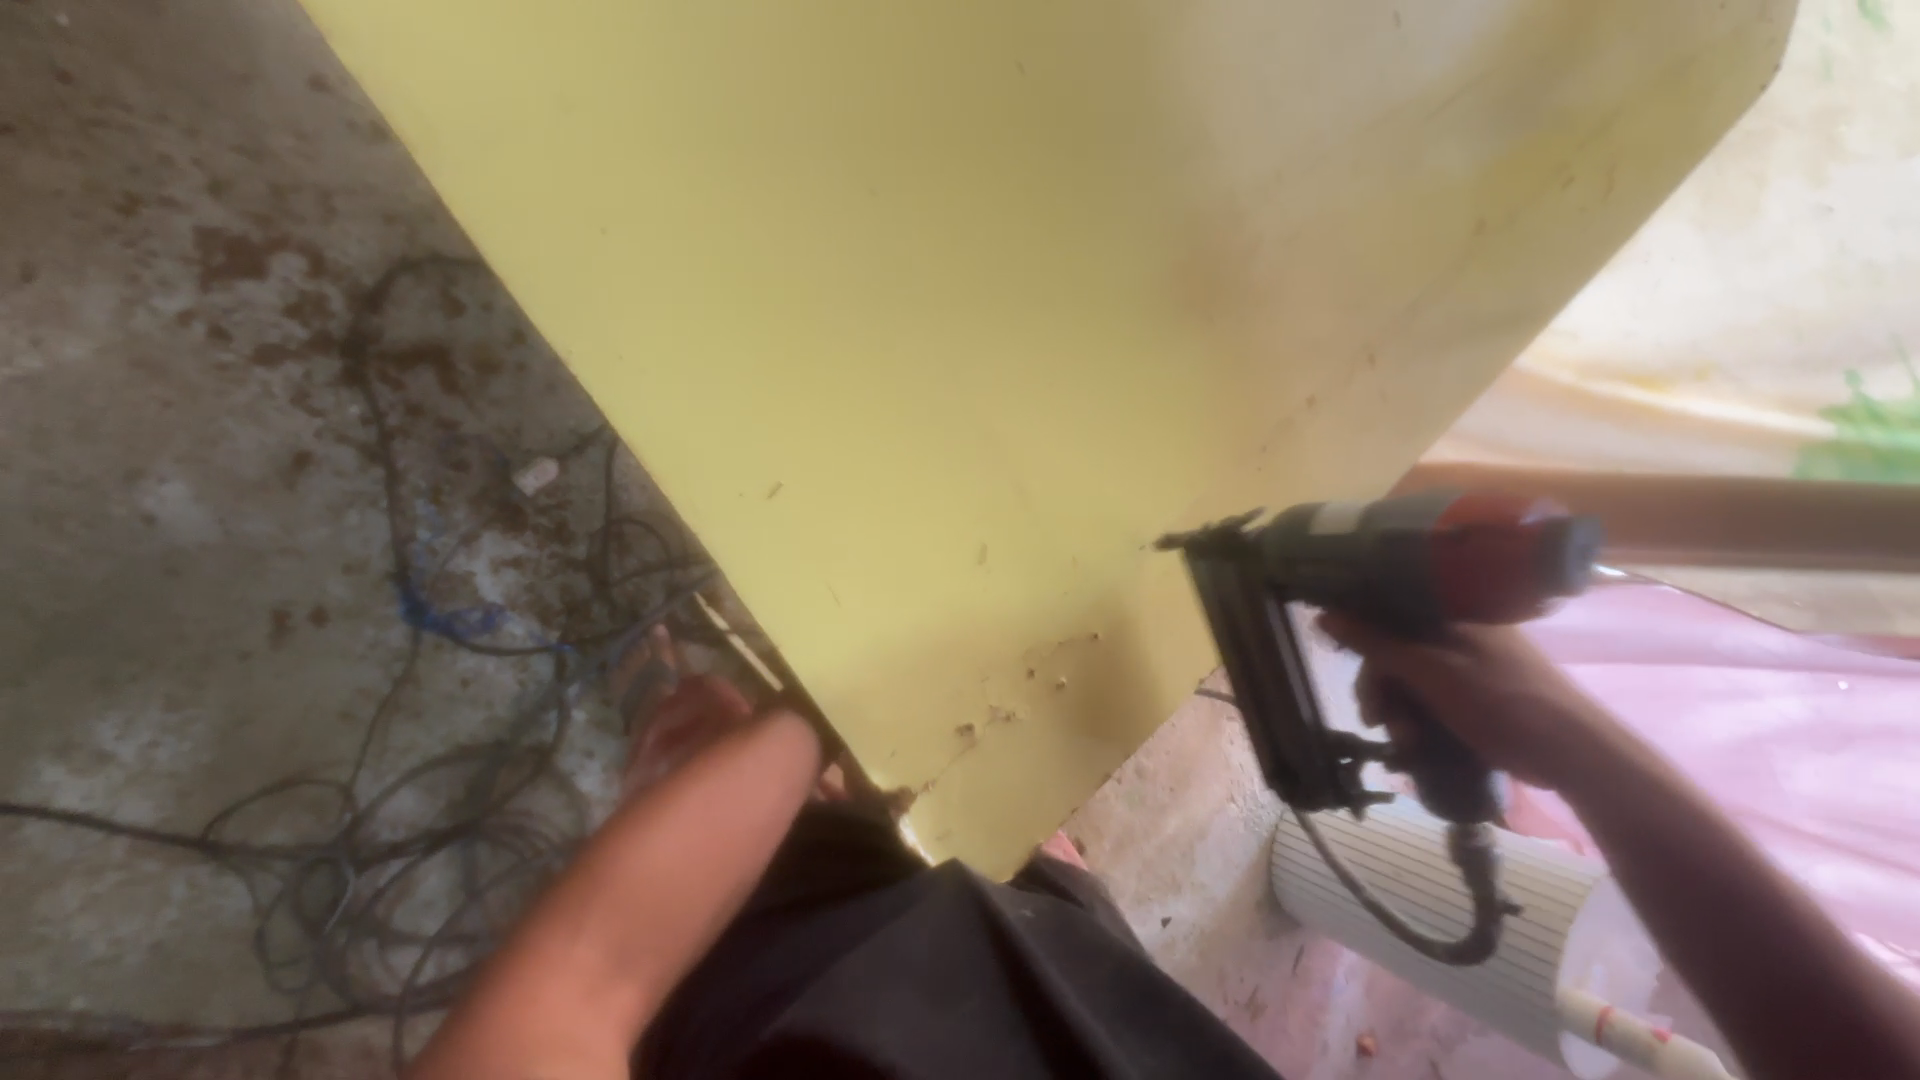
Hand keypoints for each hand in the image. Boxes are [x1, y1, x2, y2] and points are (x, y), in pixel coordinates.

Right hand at [1316, 614, 1618, 791]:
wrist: (1572, 753)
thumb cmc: (1500, 700)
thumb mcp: (1429, 670)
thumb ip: (1376, 643)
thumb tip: (1325, 614)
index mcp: (1451, 612)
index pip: (1386, 607)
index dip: (1359, 632)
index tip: (1340, 659)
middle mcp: (1456, 630)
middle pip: (1393, 646)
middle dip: (1379, 686)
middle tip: (1374, 719)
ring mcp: (1466, 662)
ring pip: (1407, 676)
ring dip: (1396, 709)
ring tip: (1403, 741)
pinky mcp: (1473, 692)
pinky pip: (1427, 696)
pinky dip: (1416, 717)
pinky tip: (1414, 743)